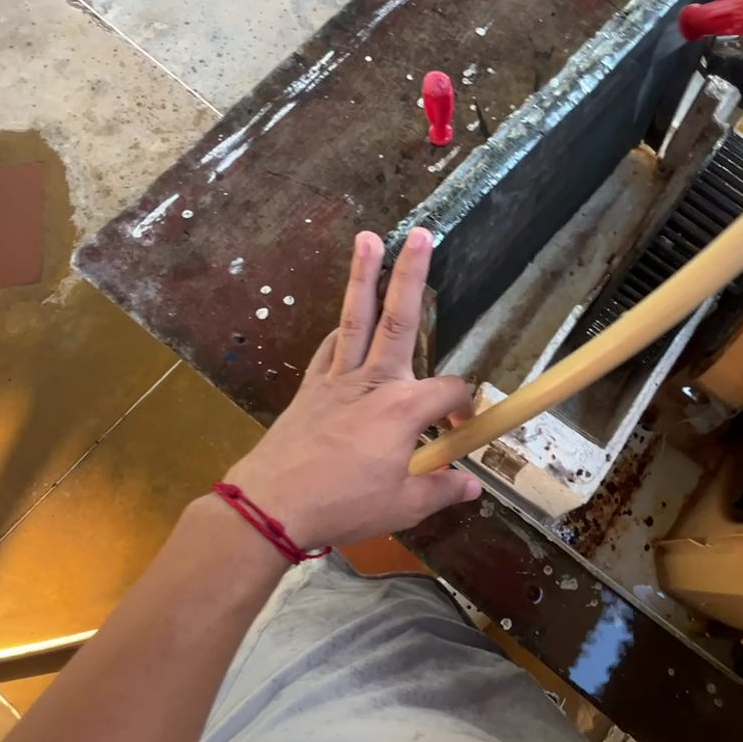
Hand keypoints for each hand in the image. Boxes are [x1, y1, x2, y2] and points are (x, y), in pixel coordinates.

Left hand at [212, 227, 480, 550]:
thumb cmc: (344, 503)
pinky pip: (328, 350)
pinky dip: (339, 332)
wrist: (272, 504)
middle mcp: (375, 382)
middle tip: (423, 235)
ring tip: (368, 239)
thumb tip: (470, 486)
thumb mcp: (404, 506)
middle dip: (412, 275)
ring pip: (357, 320)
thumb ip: (441, 490)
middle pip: (401, 320)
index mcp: (405, 408)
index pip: (450, 391)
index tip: (460, 430)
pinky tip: (344, 322)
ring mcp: (338, 380)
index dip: (464, 408)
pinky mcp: (311, 389)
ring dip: (363, 278)